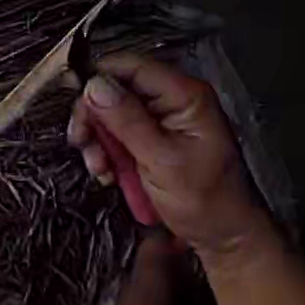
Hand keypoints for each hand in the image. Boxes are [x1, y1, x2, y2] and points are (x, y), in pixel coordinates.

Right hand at [68, 54, 269, 260]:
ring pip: (111, 112)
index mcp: (185, 94)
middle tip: (83, 142)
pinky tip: (109, 172)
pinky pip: (118, 133)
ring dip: (98, 140)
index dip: (100, 80)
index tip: (79, 104)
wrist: (225, 238)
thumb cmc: (208, 202)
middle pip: (117, 88)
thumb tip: (96, 85)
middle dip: (96, 117)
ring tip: (100, 167)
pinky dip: (107, 152)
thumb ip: (127, 121)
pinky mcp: (152, 137)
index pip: (132, 66)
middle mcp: (172, 98)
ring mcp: (162, 118)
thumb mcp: (162, 161)